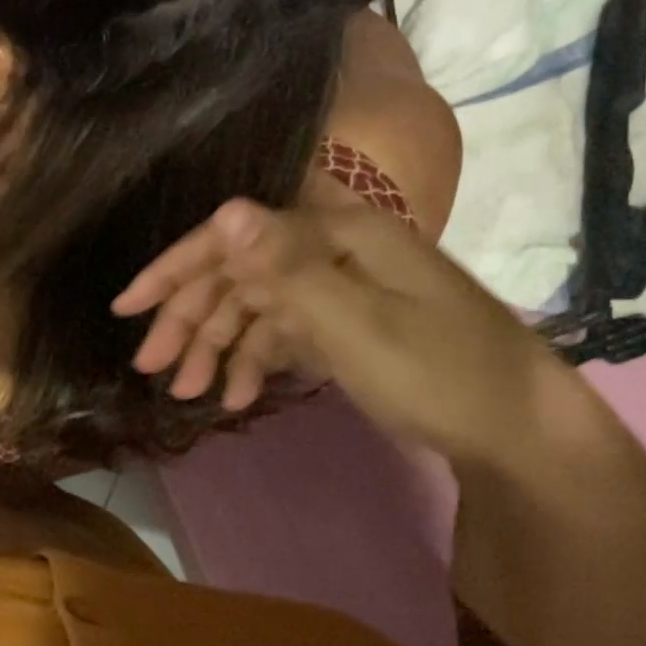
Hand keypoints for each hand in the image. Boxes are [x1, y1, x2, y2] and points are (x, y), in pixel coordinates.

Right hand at [112, 199, 564, 466]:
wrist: (520, 435)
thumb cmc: (437, 373)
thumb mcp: (353, 323)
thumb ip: (282, 267)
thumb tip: (224, 210)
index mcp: (337, 235)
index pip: (233, 240)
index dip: (173, 272)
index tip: (124, 308)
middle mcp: (331, 251)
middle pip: (235, 276)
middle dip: (188, 322)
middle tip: (149, 366)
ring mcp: (337, 288)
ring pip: (250, 309)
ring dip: (214, 349)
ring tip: (185, 392)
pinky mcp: (342, 323)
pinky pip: (278, 334)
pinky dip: (252, 364)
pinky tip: (236, 398)